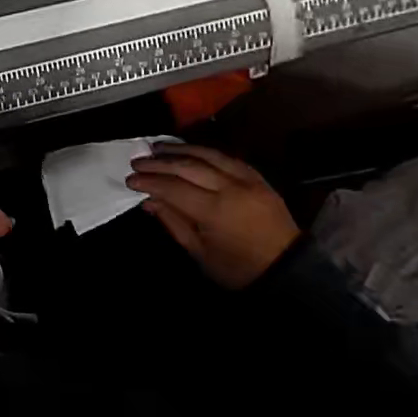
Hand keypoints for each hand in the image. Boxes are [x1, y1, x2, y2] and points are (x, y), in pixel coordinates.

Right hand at [128, 143, 300, 288]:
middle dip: (159, 162)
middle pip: (188, 166)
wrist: (287, 269)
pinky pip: (226, 156)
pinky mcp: (257, 176)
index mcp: (215, 211)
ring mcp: (246, 178)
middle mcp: (230, 188)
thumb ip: (173, 222)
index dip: (150, 181)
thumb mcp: (200, 253)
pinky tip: (189, 151)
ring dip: (180, 149)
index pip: (174, 187)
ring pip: (207, 154)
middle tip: (138, 161)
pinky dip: (204, 152)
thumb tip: (149, 200)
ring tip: (158, 147)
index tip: (130, 179)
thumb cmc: (238, 268)